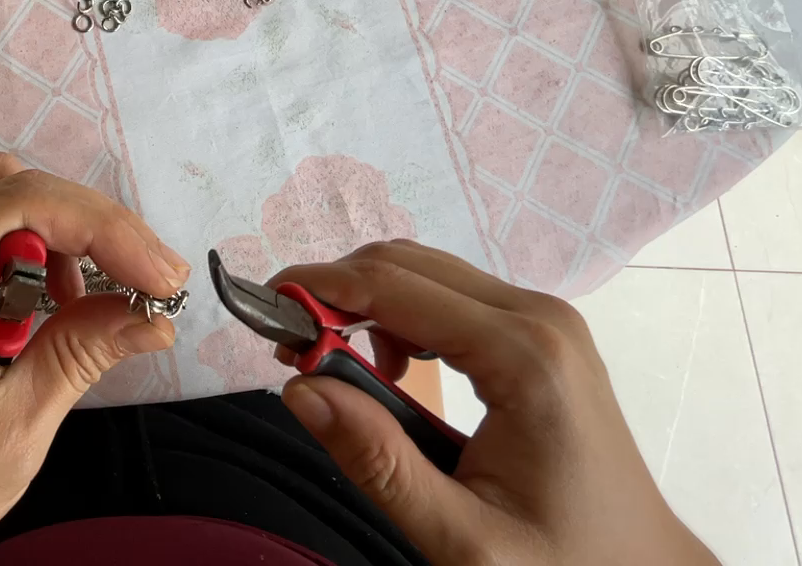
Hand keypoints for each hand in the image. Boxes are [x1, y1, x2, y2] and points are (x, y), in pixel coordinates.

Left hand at [0, 154, 190, 565]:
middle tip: (156, 281)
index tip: (162, 277)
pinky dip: (45, 249)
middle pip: (16, 190)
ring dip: (71, 234)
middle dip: (96, 227)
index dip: (98, 227)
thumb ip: (79, 357)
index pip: (15, 208)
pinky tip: (63, 300)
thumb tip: (153, 314)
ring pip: (9, 197)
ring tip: (110, 293)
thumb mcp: (10, 430)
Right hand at [273, 241, 718, 565]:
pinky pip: (441, 290)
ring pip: (416, 268)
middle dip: (332, 292)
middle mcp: (535, 312)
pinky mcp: (534, 328)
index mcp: (524, 354)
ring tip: (332, 359)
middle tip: (291, 348)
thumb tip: (296, 387)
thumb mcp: (467, 542)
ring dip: (359, 298)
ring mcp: (539, 315)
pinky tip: (389, 364)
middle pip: (400, 263)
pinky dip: (393, 310)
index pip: (391, 285)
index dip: (316, 289)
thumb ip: (378, 464)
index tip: (262, 314)